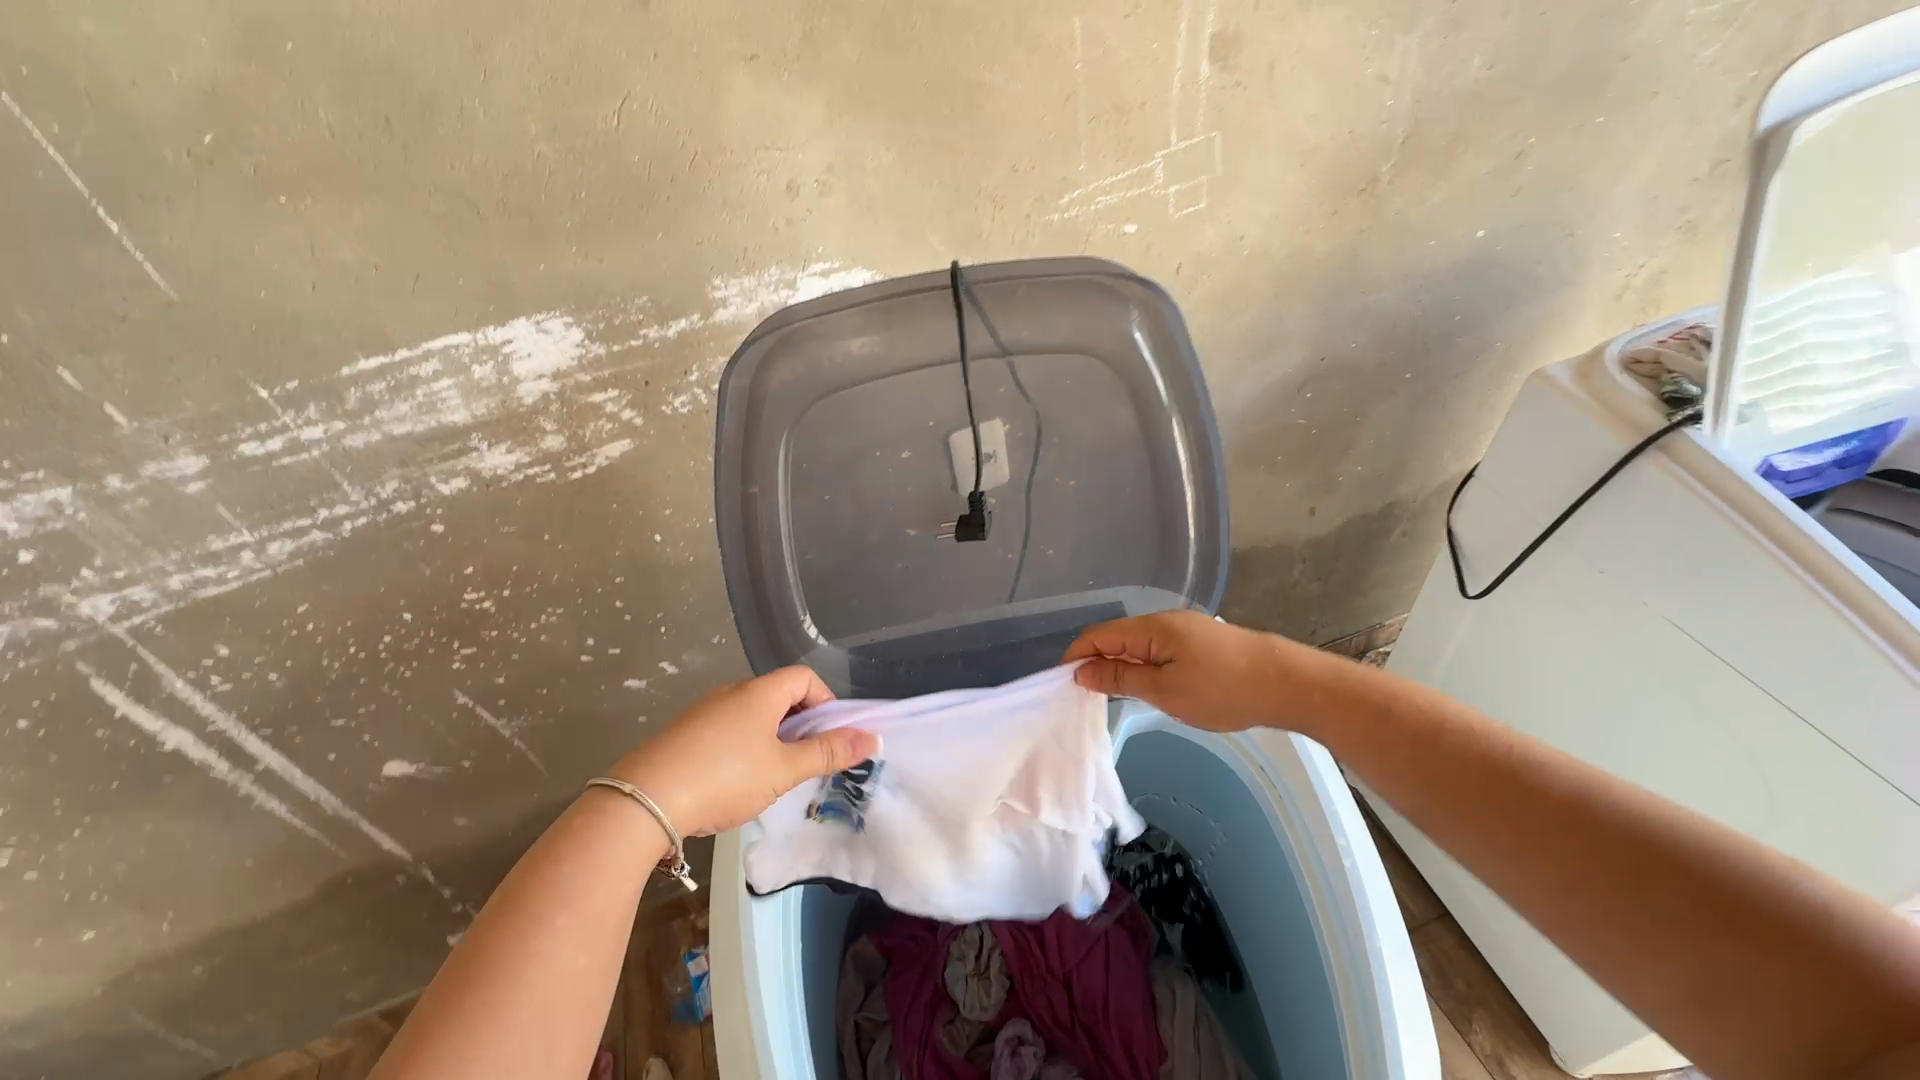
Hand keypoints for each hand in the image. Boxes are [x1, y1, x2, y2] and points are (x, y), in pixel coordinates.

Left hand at [607, 666, 879, 836]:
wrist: (644, 801)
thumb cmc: (724, 778)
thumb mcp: (783, 770)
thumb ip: (827, 753)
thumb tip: (871, 738)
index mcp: (759, 692)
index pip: (803, 677)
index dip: (825, 702)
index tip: (828, 738)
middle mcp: (731, 693)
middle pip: (778, 695)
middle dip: (800, 725)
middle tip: (806, 762)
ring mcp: (703, 713)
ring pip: (751, 716)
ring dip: (771, 739)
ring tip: (772, 778)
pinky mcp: (683, 735)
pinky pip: (726, 731)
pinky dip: (743, 748)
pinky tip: (735, 784)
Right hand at [1062, 611, 1320, 732]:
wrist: (1289, 684)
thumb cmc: (1224, 690)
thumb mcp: (1165, 691)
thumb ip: (1122, 678)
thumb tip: (1083, 671)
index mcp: (1152, 628)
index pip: (1098, 635)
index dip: (1076, 656)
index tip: (1062, 685)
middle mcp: (1165, 621)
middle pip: (1117, 636)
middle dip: (1095, 661)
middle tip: (1084, 696)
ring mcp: (1186, 630)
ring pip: (1139, 644)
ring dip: (1120, 665)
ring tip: (1113, 696)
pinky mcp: (1202, 643)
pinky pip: (1159, 650)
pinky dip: (1143, 666)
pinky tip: (1147, 688)